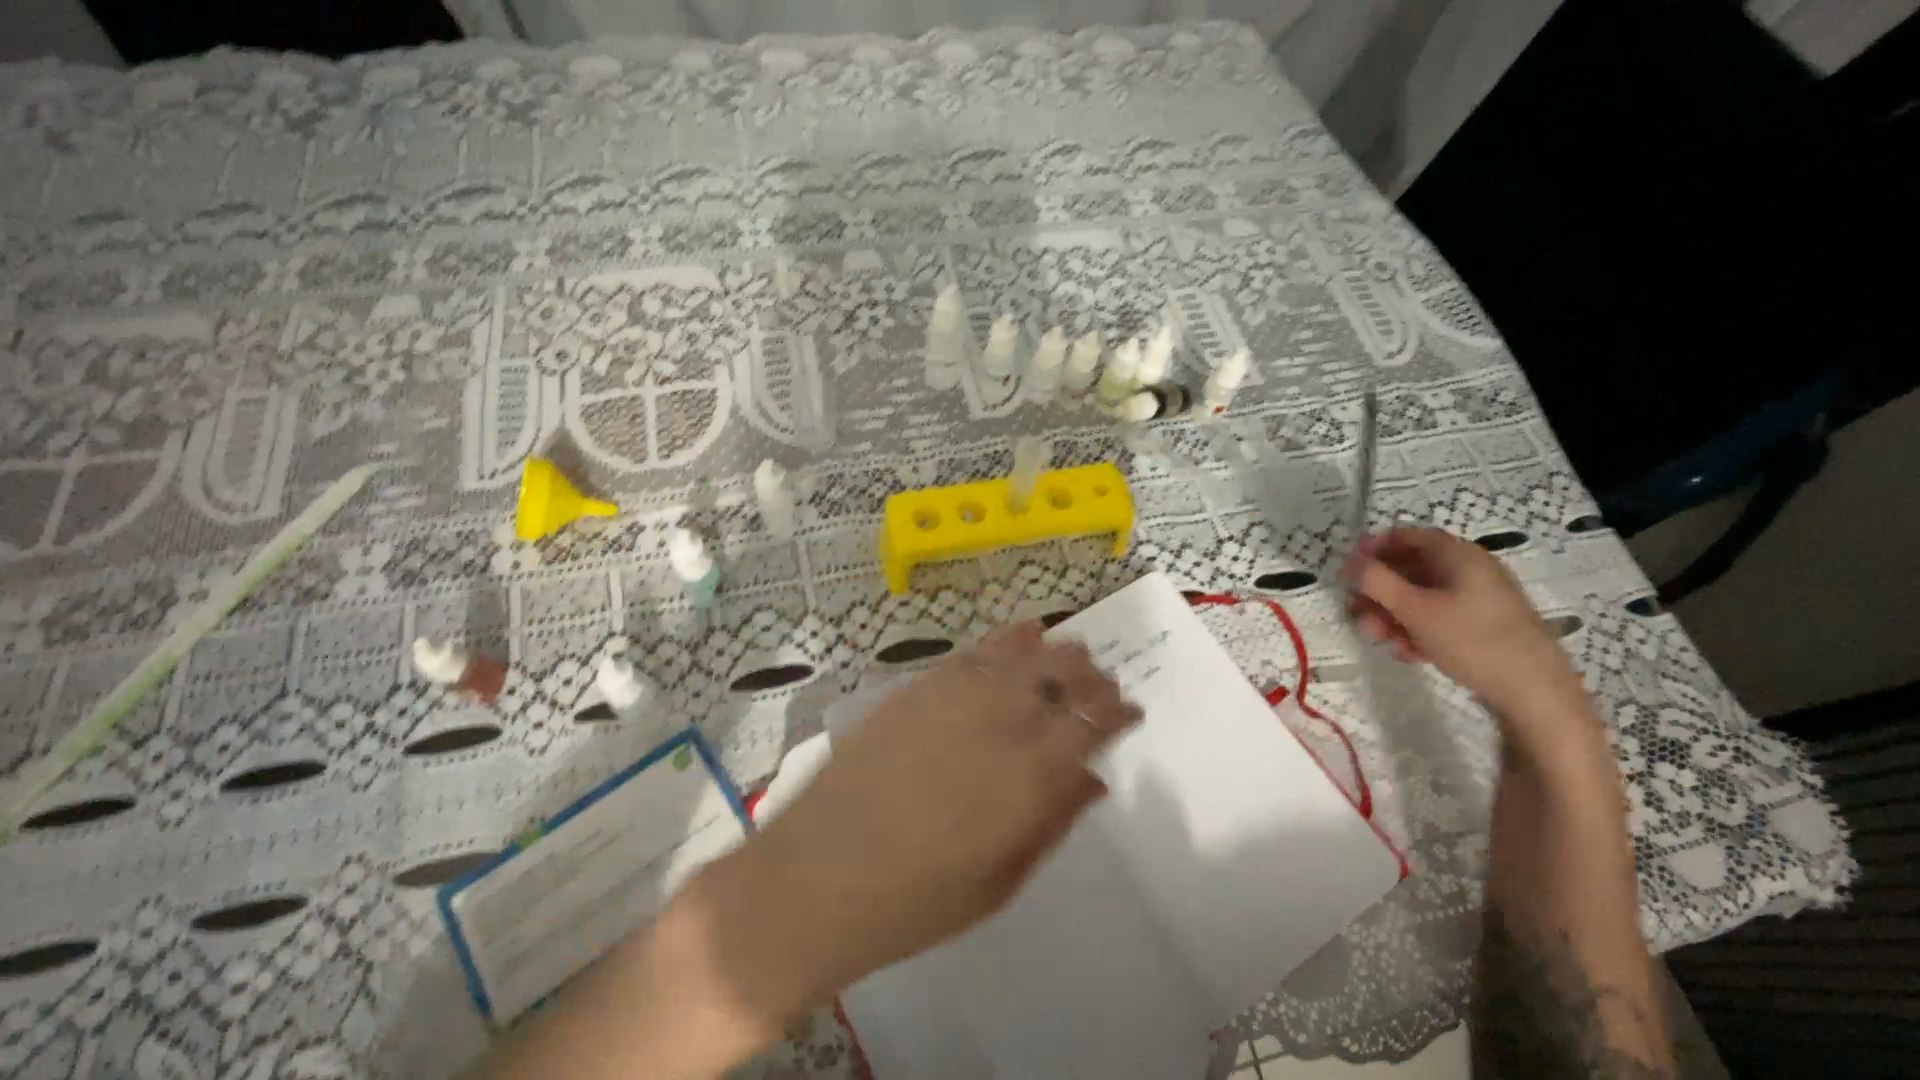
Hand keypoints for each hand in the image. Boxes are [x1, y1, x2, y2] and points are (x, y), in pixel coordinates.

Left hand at [698, 622, 1142, 1016]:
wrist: (815, 879)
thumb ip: (1051, 821)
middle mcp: (998, 725)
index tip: (1128, 713)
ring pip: (1020, 656)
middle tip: (1101, 687)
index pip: (1091, 724)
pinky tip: (1020, 636)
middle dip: (1090, 679)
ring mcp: (952, 699)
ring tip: (1069, 654)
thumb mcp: (1000, 881)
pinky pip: (973, 654)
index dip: (1116, 713)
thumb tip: (1091, 779)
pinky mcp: (914, 690)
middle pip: (1061, 679)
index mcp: (1028, 778)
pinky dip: (1005, 640)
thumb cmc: (915, 901)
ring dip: (1054, 652)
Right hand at [1345, 526, 1578, 716]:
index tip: (1348, 568)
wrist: (1534, 689)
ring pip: (1423, 597)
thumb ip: (1377, 582)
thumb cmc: (1471, 639)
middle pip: (1412, 569)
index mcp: (1458, 554)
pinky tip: (1406, 653)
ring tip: (1377, 639)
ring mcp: (1479, 599)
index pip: (1408, 536)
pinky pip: (1440, 618)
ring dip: (1393, 615)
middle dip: (1379, 590)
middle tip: (1354, 611)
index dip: (1374, 547)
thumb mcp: (1416, 610)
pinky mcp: (1483, 626)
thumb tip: (1349, 560)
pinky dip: (1417, 630)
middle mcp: (1470, 570)